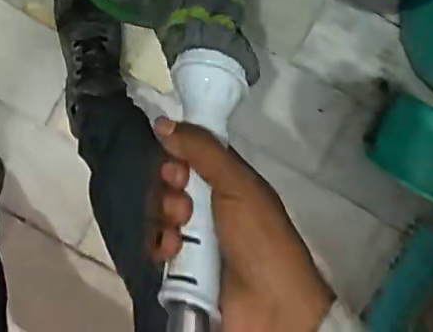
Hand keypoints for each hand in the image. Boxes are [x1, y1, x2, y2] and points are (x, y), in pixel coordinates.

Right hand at [151, 118, 334, 331]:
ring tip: (178, 235)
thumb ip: (200, 149)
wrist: (273, 310)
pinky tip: (169, 251)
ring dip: (164, 218)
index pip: (192, 154)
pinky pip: (159, 245)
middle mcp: (211, 204)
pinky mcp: (185, 269)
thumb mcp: (236, 183)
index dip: (178, 154)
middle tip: (183, 206)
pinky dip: (159, 245)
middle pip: (172, 182)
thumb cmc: (259, 237)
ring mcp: (198, 237)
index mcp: (229, 180)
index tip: (176, 165)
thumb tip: (162, 121)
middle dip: (169, 189)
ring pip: (162, 211)